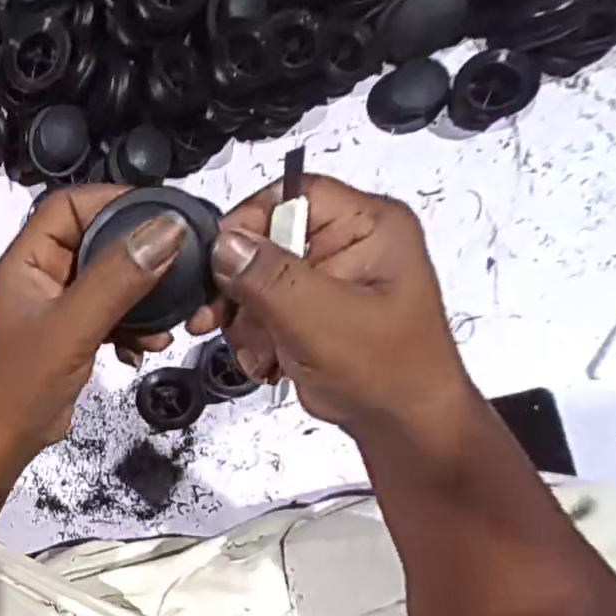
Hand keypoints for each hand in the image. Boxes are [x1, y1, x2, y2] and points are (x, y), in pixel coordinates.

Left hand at [0, 185, 185, 460]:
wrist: (11, 438)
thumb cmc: (20, 387)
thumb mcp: (73, 327)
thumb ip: (116, 279)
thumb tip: (162, 233)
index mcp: (27, 262)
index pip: (69, 206)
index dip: (111, 200)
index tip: (155, 210)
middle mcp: (42, 278)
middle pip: (96, 240)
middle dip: (136, 252)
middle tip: (172, 257)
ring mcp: (60, 306)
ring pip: (111, 279)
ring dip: (141, 295)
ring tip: (163, 314)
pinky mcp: (75, 332)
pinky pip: (113, 312)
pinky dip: (134, 325)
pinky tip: (147, 342)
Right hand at [187, 174, 478, 436]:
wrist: (398, 422)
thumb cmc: (391, 372)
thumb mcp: (323, 320)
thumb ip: (271, 279)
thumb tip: (225, 244)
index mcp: (367, 227)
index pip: (294, 194)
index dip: (248, 224)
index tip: (217, 261)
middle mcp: (343, 247)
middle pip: (264, 243)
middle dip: (241, 290)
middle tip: (227, 317)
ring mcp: (322, 282)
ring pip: (252, 284)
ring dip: (247, 323)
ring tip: (266, 350)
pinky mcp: (305, 312)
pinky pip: (257, 313)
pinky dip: (254, 340)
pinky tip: (271, 359)